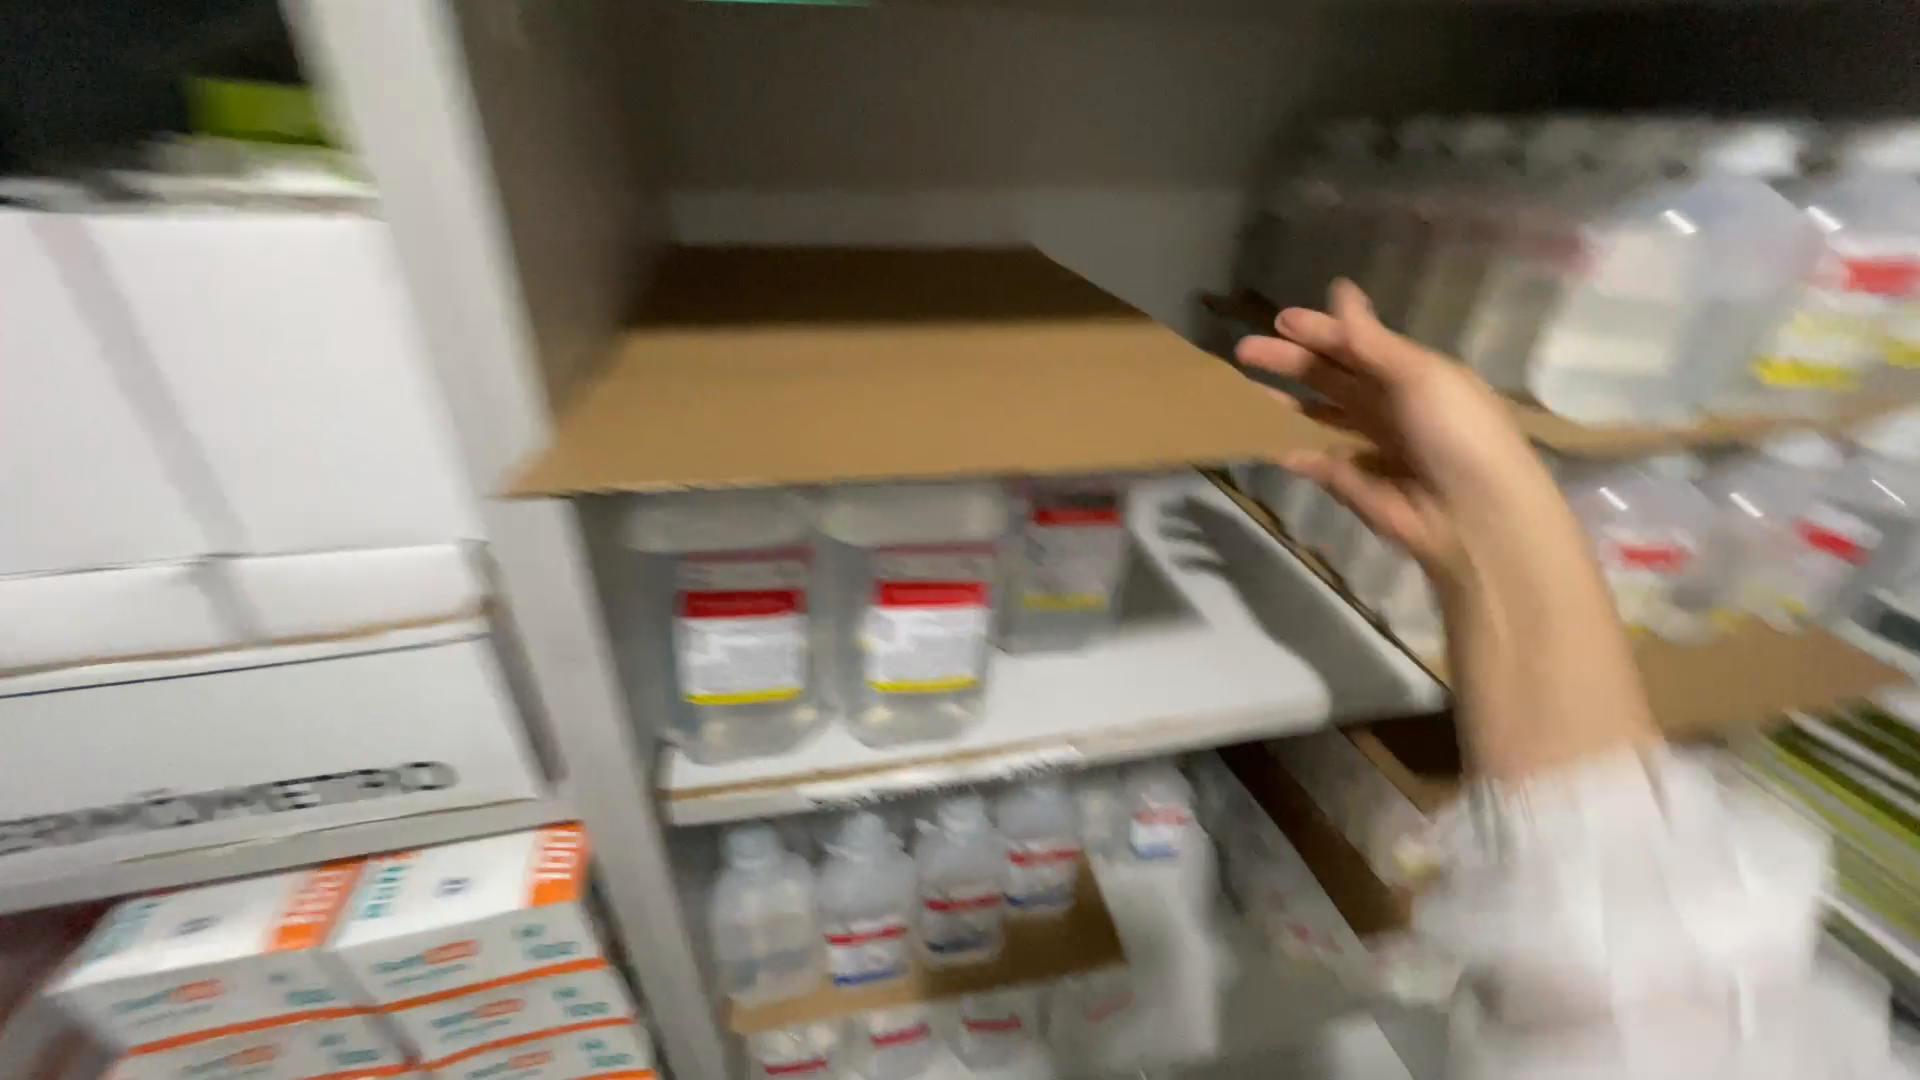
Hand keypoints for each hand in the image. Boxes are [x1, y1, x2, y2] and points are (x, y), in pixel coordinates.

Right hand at [1234, 280, 1553, 580]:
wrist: (1473, 512)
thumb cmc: (1455, 431)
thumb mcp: (1419, 374)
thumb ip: (1370, 340)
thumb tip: (1339, 291)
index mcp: (1408, 375)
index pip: (1354, 346)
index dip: (1318, 332)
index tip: (1279, 320)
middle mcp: (1386, 406)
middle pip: (1328, 378)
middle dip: (1288, 362)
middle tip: (1244, 351)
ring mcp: (1367, 446)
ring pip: (1316, 418)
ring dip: (1283, 405)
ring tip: (1245, 393)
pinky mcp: (1352, 484)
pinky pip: (1317, 463)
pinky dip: (1295, 454)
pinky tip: (1271, 444)